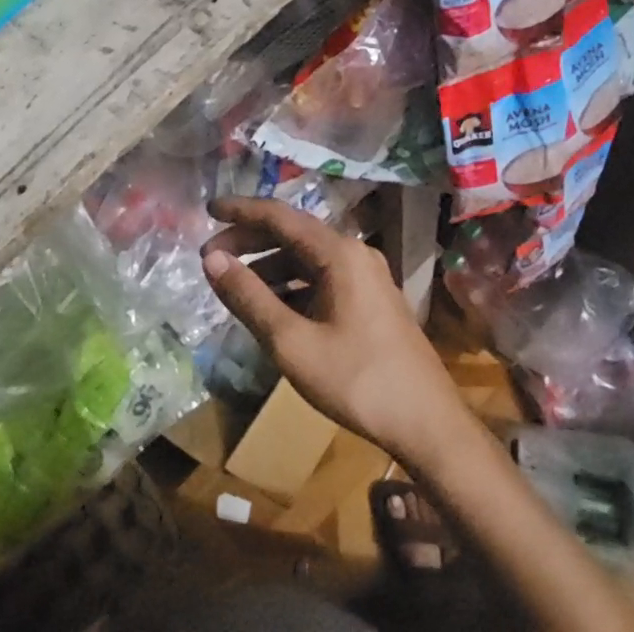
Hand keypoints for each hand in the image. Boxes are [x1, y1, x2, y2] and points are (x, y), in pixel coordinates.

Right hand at [201, 197, 472, 466]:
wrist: (427, 425)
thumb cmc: (356, 381)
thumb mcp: (291, 342)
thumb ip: (249, 296)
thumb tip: (212, 259)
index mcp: (339, 254)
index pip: (279, 215)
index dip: (240, 210)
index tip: (207, 209)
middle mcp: (356, 254)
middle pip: (292, 234)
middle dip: (249, 241)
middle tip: (209, 257)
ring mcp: (367, 278)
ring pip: (307, 259)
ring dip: (268, 266)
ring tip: (233, 284)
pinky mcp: (371, 302)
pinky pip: (321, 279)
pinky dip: (290, 285)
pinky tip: (270, 307)